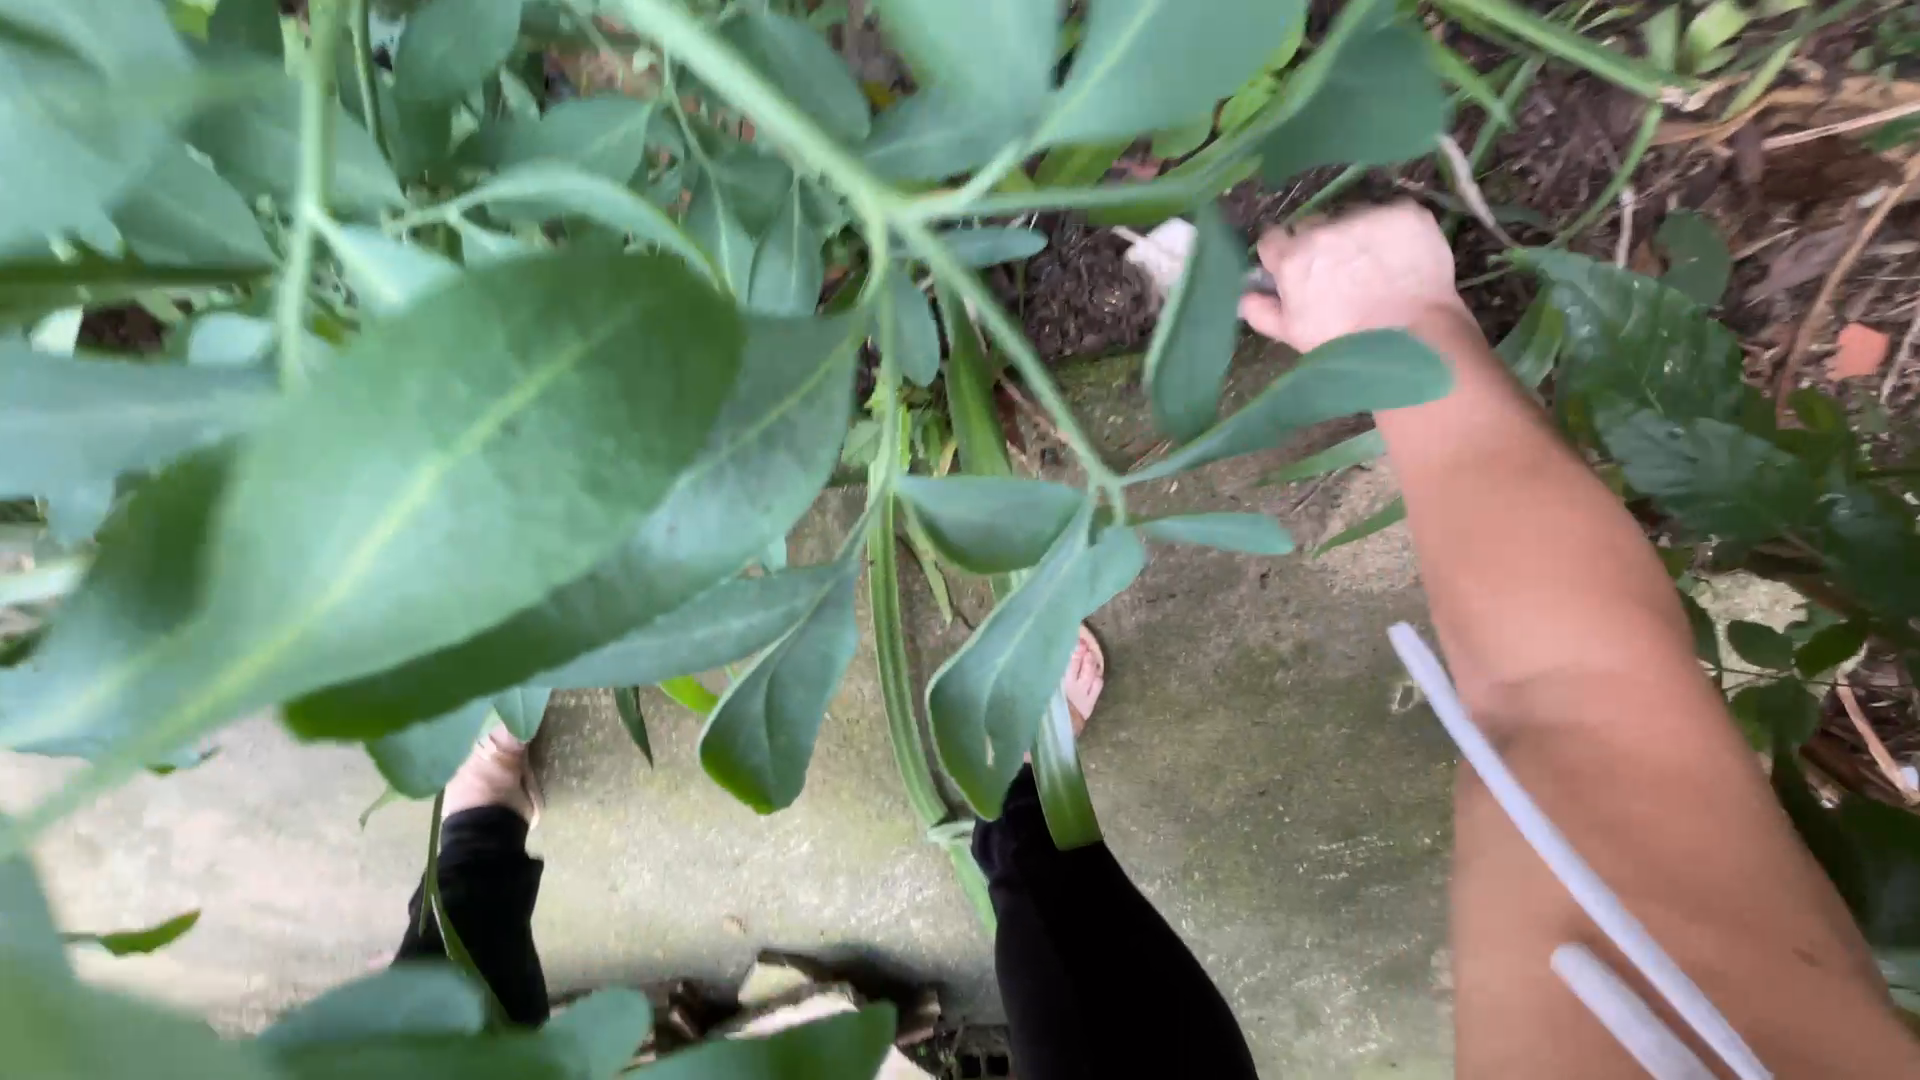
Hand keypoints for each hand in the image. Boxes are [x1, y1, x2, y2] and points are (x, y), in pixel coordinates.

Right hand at [1239, 201, 1477, 352]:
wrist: (1410, 334)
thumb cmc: (1343, 341)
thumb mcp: (1293, 334)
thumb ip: (1262, 312)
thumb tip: (1245, 296)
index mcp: (1292, 257)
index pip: (1271, 239)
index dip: (1280, 254)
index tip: (1292, 268)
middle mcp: (1325, 227)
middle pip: (1310, 223)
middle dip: (1316, 241)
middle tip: (1334, 269)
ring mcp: (1367, 216)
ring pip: (1350, 216)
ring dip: (1353, 233)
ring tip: (1370, 263)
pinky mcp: (1404, 211)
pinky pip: (1389, 214)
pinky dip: (1390, 231)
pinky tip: (1397, 255)